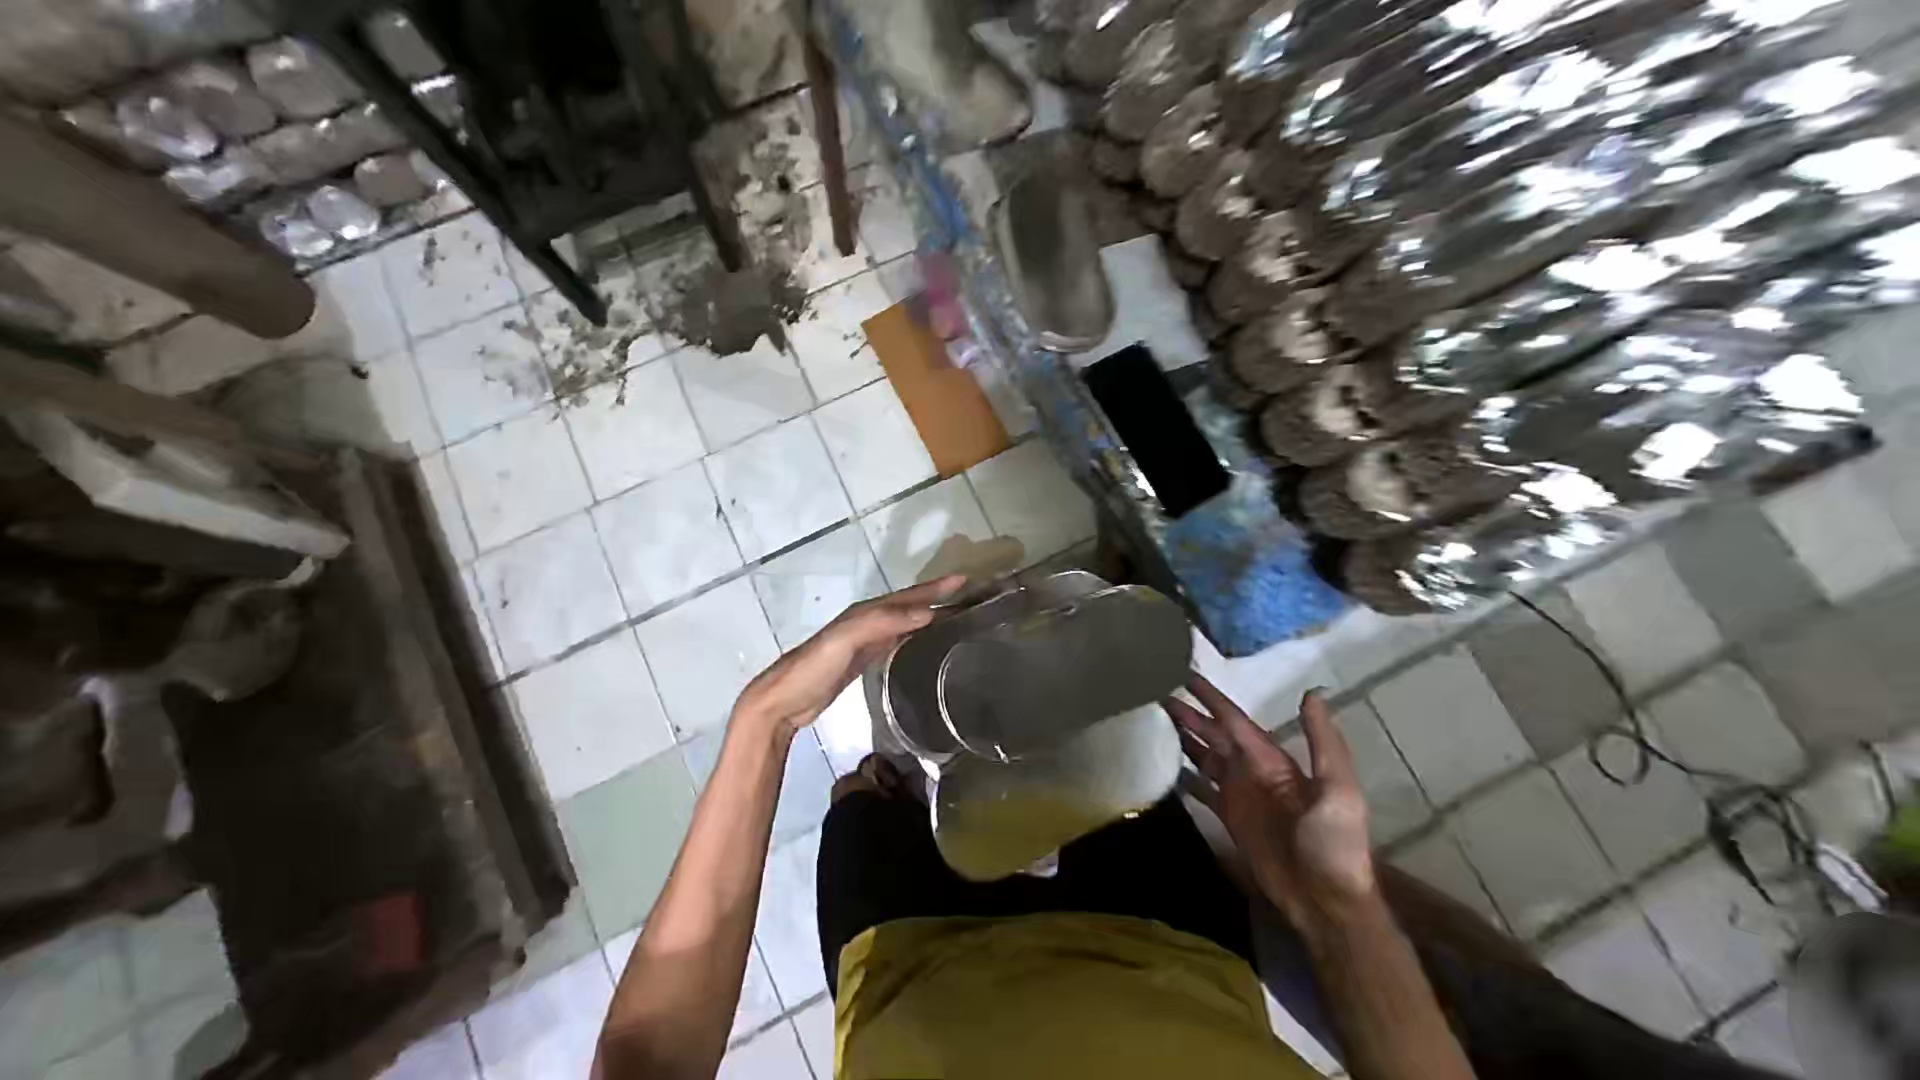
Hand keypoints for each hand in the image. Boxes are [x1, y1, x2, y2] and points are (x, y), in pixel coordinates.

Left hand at [732, 576, 965, 734]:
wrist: (782, 701)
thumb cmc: (812, 669)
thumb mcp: (844, 641)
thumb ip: (880, 624)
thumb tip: (926, 614)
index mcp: (863, 614)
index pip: (906, 597)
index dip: (933, 588)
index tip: (963, 581)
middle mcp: (865, 622)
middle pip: (906, 604)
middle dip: (934, 596)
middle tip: (965, 593)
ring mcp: (862, 642)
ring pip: (901, 620)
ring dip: (925, 614)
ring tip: (951, 614)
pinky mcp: (861, 662)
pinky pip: (894, 640)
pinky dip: (911, 635)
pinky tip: (922, 642)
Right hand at [1165, 677, 1377, 934]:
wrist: (1325, 901)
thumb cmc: (1335, 844)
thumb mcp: (1339, 789)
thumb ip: (1323, 742)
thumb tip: (1311, 693)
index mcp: (1273, 758)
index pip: (1234, 720)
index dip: (1210, 698)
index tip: (1185, 674)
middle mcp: (1252, 769)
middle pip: (1214, 734)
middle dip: (1189, 714)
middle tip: (1156, 692)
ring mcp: (1239, 793)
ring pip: (1204, 756)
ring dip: (1183, 738)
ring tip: (1153, 720)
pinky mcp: (1229, 818)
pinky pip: (1201, 790)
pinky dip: (1184, 776)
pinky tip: (1163, 766)